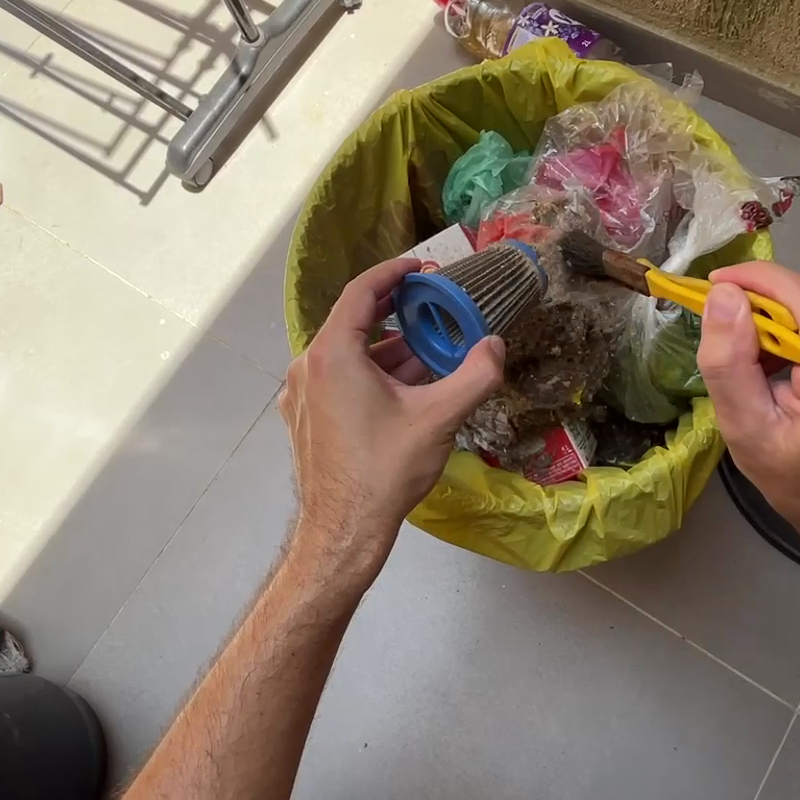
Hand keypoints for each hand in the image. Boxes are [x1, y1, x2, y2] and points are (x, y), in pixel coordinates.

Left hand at [279, 257, 504, 582]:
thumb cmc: (386, 470)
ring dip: (390, 351)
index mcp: (332, 354)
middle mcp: (308, 367)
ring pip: (349, 356)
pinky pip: (340, 380)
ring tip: (432, 355)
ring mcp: (302, 395)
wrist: (343, 532)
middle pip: (355, 323)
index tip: (421, 268)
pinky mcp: (306, 419)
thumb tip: (497, 346)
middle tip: (436, 312)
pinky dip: (373, 374)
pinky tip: (407, 391)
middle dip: (399, 316)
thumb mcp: (440, 418)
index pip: (361, 292)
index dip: (393, 272)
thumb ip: (476, 375)